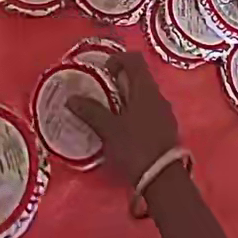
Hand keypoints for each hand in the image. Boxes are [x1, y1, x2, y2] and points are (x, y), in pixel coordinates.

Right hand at [65, 52, 179, 181]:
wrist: (162, 179)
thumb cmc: (135, 147)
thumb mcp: (109, 129)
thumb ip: (91, 111)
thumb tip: (71, 98)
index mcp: (145, 89)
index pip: (134, 60)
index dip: (118, 59)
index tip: (103, 71)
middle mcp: (158, 95)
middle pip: (139, 76)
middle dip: (119, 80)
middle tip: (100, 92)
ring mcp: (164, 111)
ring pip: (144, 94)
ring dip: (127, 97)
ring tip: (109, 112)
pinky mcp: (166, 127)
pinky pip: (149, 109)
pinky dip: (135, 111)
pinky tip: (124, 128)